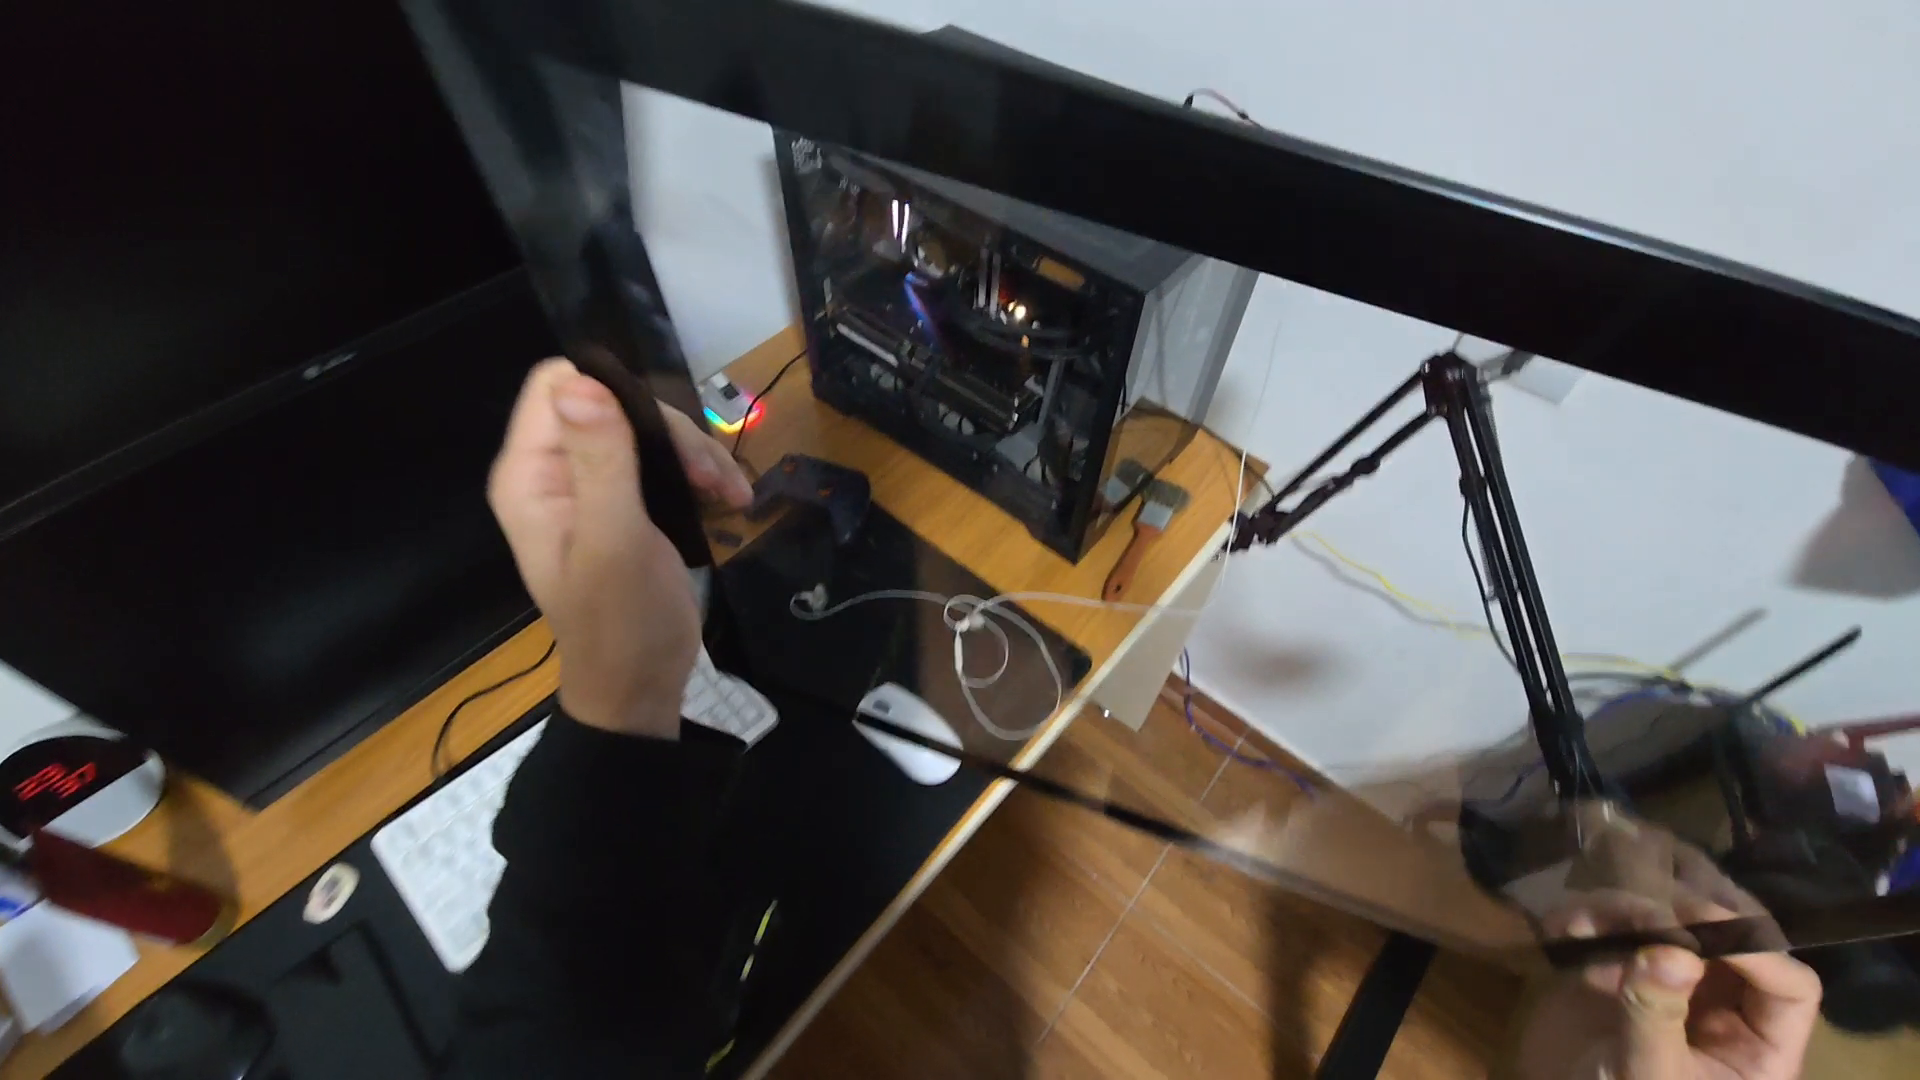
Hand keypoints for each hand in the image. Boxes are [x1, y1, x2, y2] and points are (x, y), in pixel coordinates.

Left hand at [486, 358, 751, 736]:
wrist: (641, 685)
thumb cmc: (621, 622)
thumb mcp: (613, 542)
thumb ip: (600, 463)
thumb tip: (582, 379)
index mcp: (533, 474)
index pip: (558, 385)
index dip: (615, 392)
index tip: (668, 435)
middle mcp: (559, 471)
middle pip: (617, 406)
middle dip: (674, 436)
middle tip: (714, 480)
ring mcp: (597, 487)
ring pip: (651, 432)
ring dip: (700, 456)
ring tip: (732, 496)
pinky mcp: (632, 504)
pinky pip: (668, 463)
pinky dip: (705, 476)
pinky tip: (732, 501)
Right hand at [1515, 807, 1820, 1079]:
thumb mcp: (1649, 1072)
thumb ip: (1658, 1014)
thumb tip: (1673, 950)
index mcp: (1757, 1045)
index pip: (1788, 986)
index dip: (1757, 951)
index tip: (1699, 924)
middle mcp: (1717, 1005)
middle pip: (1726, 942)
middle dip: (1685, 917)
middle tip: (1644, 912)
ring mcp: (1660, 981)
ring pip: (1664, 924)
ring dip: (1626, 911)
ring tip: (1586, 922)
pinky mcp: (1608, 967)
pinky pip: (1607, 926)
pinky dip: (1583, 915)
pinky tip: (1561, 927)